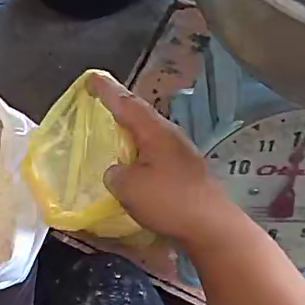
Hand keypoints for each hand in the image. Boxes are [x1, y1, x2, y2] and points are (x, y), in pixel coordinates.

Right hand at [90, 73, 250, 249]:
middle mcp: (171, 136)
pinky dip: (142, 157)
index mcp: (155, 131)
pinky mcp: (188, 174)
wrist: (212, 226)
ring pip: (150, 137)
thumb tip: (117, 173)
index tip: (92, 78)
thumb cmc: (169, 201)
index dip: (107, 91)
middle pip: (141, 116)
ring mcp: (182, 155)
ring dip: (132, 135)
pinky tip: (136, 168)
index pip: (126, 103)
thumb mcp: (129, 187)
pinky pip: (157, 156)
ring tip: (115, 137)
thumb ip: (115, 175)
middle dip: (121, 110)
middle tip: (102, 104)